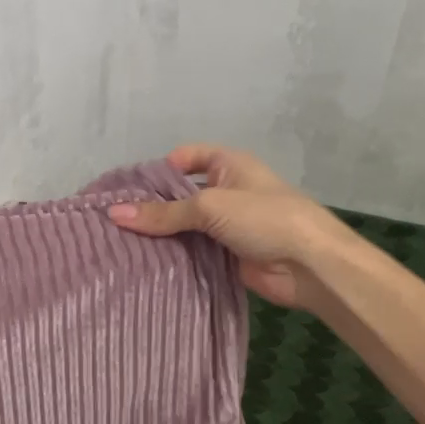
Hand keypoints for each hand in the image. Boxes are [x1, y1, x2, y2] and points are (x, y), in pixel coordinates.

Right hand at [107, 145, 356, 308]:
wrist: (311, 266)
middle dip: (151, 205)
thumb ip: (162, 213)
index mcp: (229, 166)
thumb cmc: (266, 219)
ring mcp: (225, 225)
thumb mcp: (210, 207)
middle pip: (179, 194)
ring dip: (159, 234)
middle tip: (113, 218)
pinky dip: (171, 255)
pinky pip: (190, 251)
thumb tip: (112, 214)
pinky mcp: (224, 255)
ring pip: (183, 225)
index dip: (160, 168)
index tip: (130, 187)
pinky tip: (142, 261)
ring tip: (118, 241)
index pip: (187, 157)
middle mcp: (226, 191)